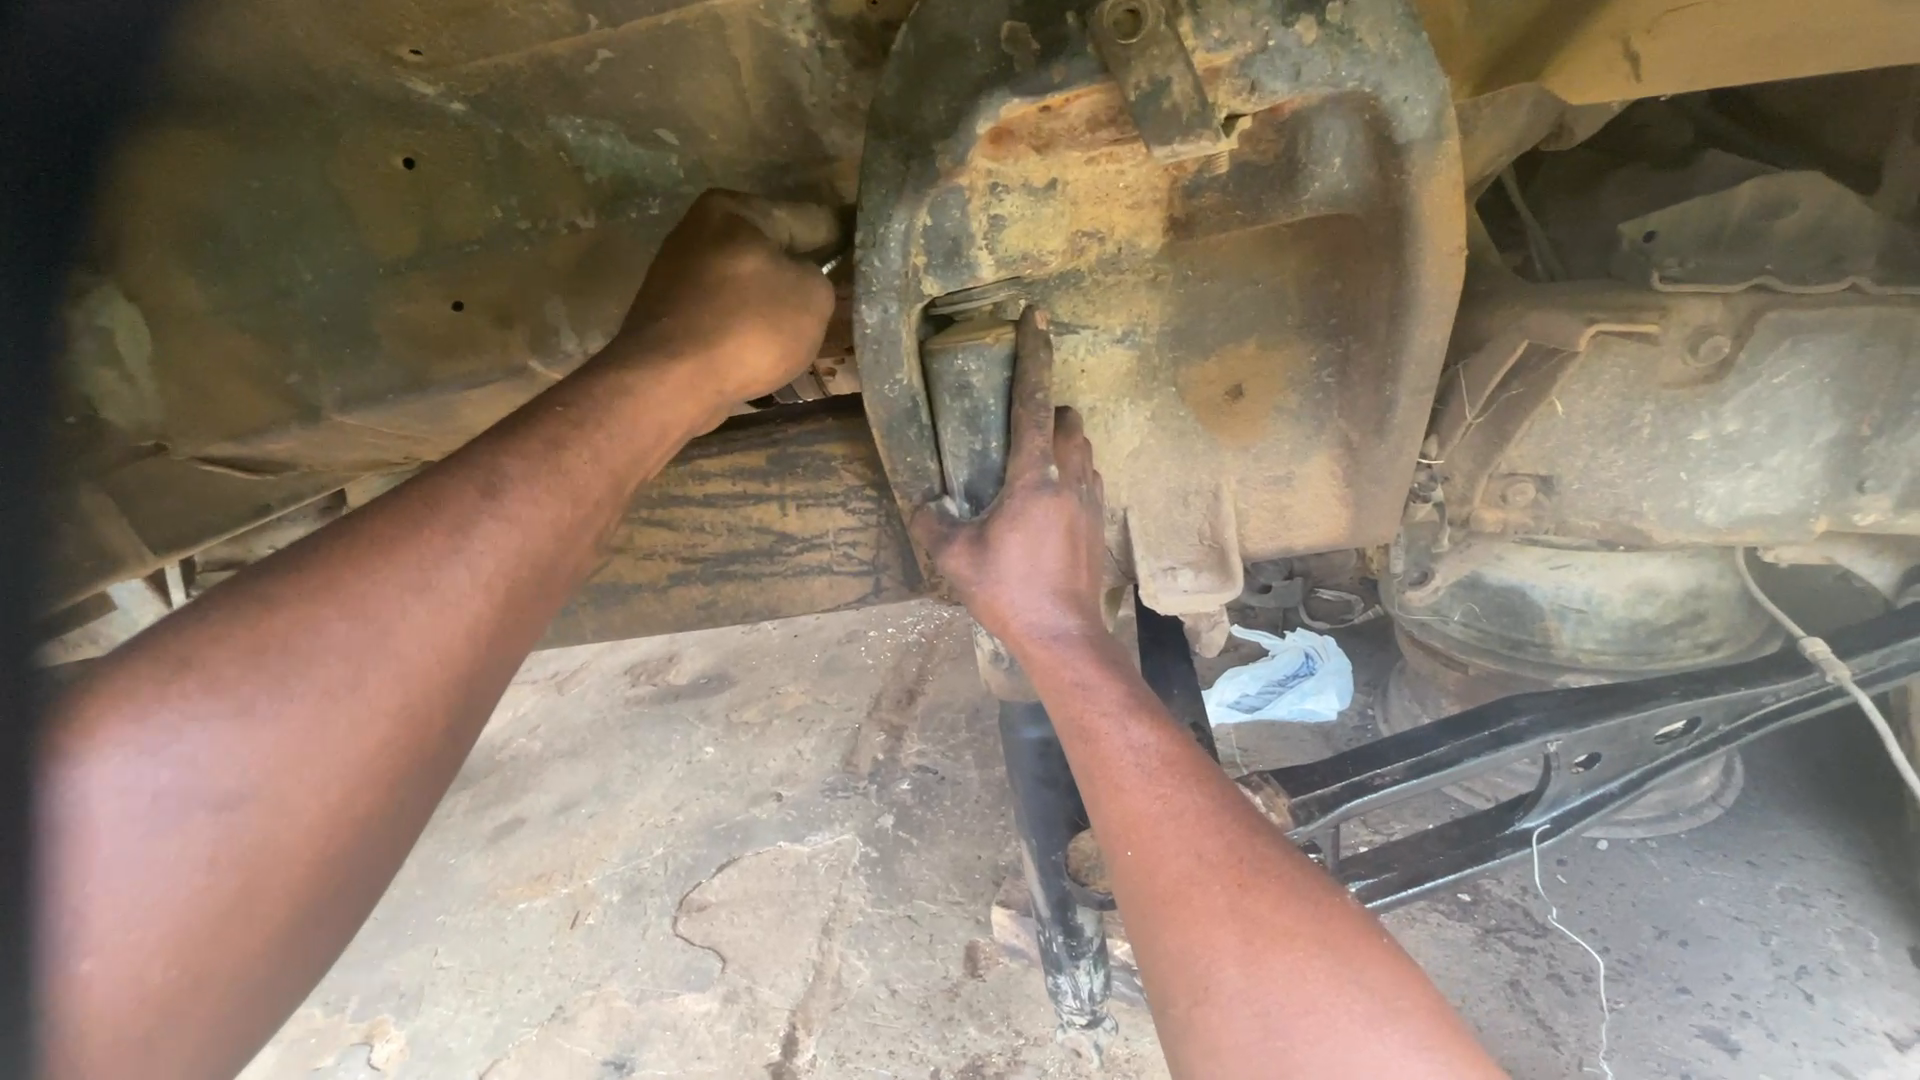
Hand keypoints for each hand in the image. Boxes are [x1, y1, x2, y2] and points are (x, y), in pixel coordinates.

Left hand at [609, 190, 837, 424]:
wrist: (672, 383)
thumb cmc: (749, 328)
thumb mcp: (813, 296)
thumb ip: (823, 277)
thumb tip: (808, 280)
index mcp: (736, 209)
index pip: (810, 217)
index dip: (846, 238)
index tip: (866, 252)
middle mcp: (701, 229)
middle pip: (775, 251)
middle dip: (806, 274)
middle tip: (844, 299)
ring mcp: (681, 273)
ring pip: (752, 286)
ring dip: (778, 305)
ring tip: (809, 330)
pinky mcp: (673, 314)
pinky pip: (729, 314)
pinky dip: (751, 328)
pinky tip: (769, 349)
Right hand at [911, 309, 1108, 649]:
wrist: (1063, 633)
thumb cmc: (1007, 591)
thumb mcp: (955, 557)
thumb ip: (932, 521)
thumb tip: (923, 501)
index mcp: (1034, 476)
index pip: (1032, 401)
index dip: (1034, 355)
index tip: (1037, 316)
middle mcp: (1070, 477)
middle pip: (1067, 419)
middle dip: (1047, 409)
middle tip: (1018, 426)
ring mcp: (1091, 500)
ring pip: (1085, 448)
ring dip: (1064, 441)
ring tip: (1034, 462)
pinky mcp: (1100, 522)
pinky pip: (1091, 477)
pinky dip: (1075, 471)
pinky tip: (1052, 499)